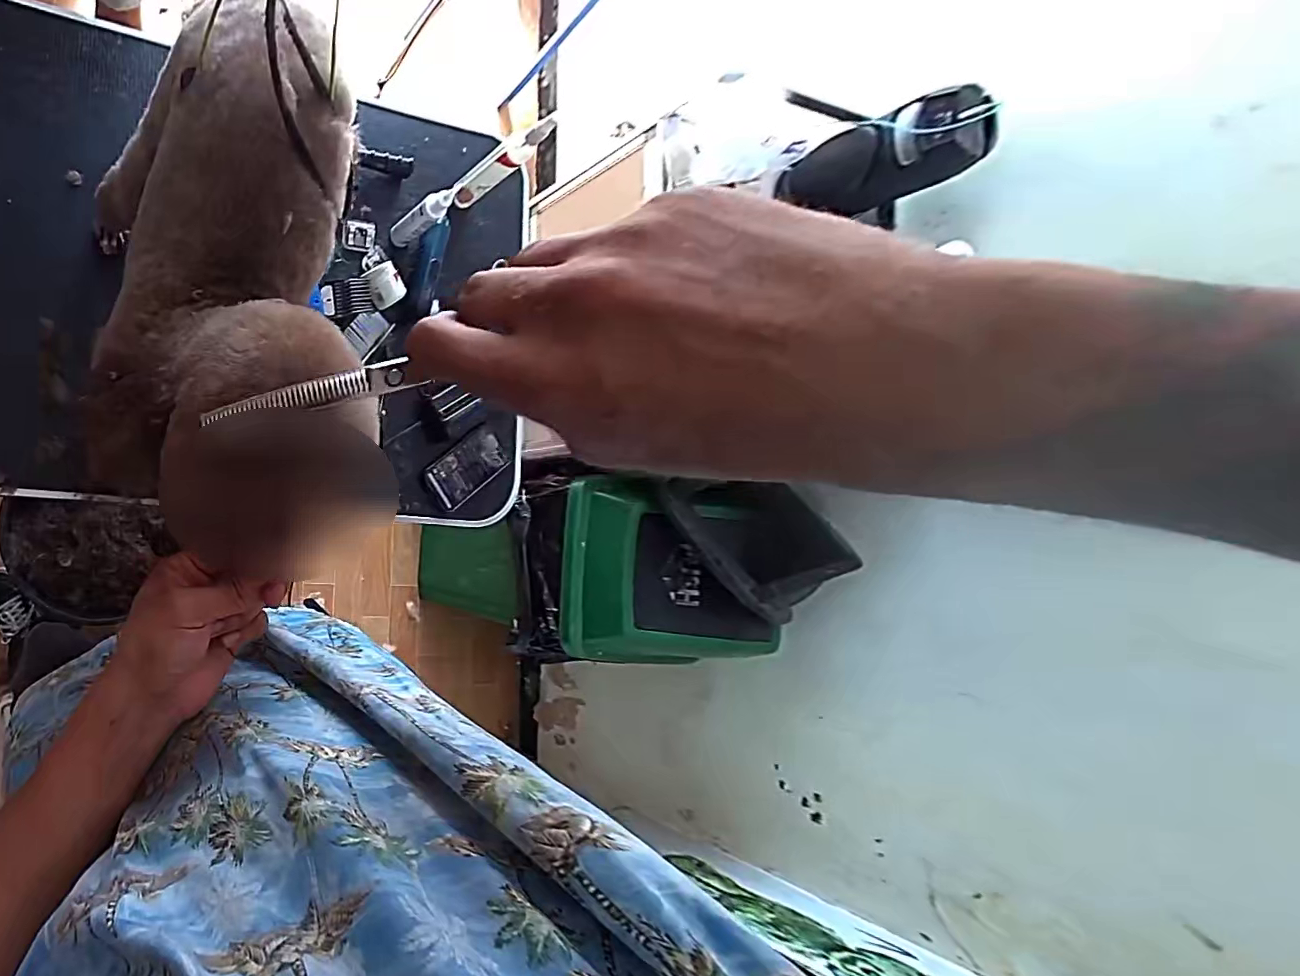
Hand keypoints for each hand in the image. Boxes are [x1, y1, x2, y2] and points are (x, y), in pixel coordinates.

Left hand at [97, 553, 285, 737]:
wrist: (152, 698)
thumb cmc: (156, 645)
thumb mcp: (187, 609)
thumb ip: (230, 592)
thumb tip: (269, 579)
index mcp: (185, 569)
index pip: (224, 551)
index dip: (247, 556)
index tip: (268, 560)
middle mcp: (204, 586)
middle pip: (245, 574)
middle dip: (253, 586)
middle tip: (269, 592)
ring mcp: (219, 611)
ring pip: (254, 598)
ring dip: (245, 613)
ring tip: (222, 631)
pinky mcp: (232, 635)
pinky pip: (256, 621)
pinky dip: (248, 630)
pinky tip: (229, 643)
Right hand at [406, 187, 1058, 489]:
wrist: (871, 363)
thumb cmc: (742, 433)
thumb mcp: (622, 450)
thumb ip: (552, 409)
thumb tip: (524, 384)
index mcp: (549, 373)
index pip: (439, 343)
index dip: (429, 352)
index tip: (438, 357)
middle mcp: (568, 298)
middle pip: (479, 289)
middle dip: (485, 319)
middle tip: (521, 341)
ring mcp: (620, 239)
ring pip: (542, 256)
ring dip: (548, 289)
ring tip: (602, 316)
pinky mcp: (674, 202)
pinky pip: (615, 232)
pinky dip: (620, 263)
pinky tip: (674, 287)